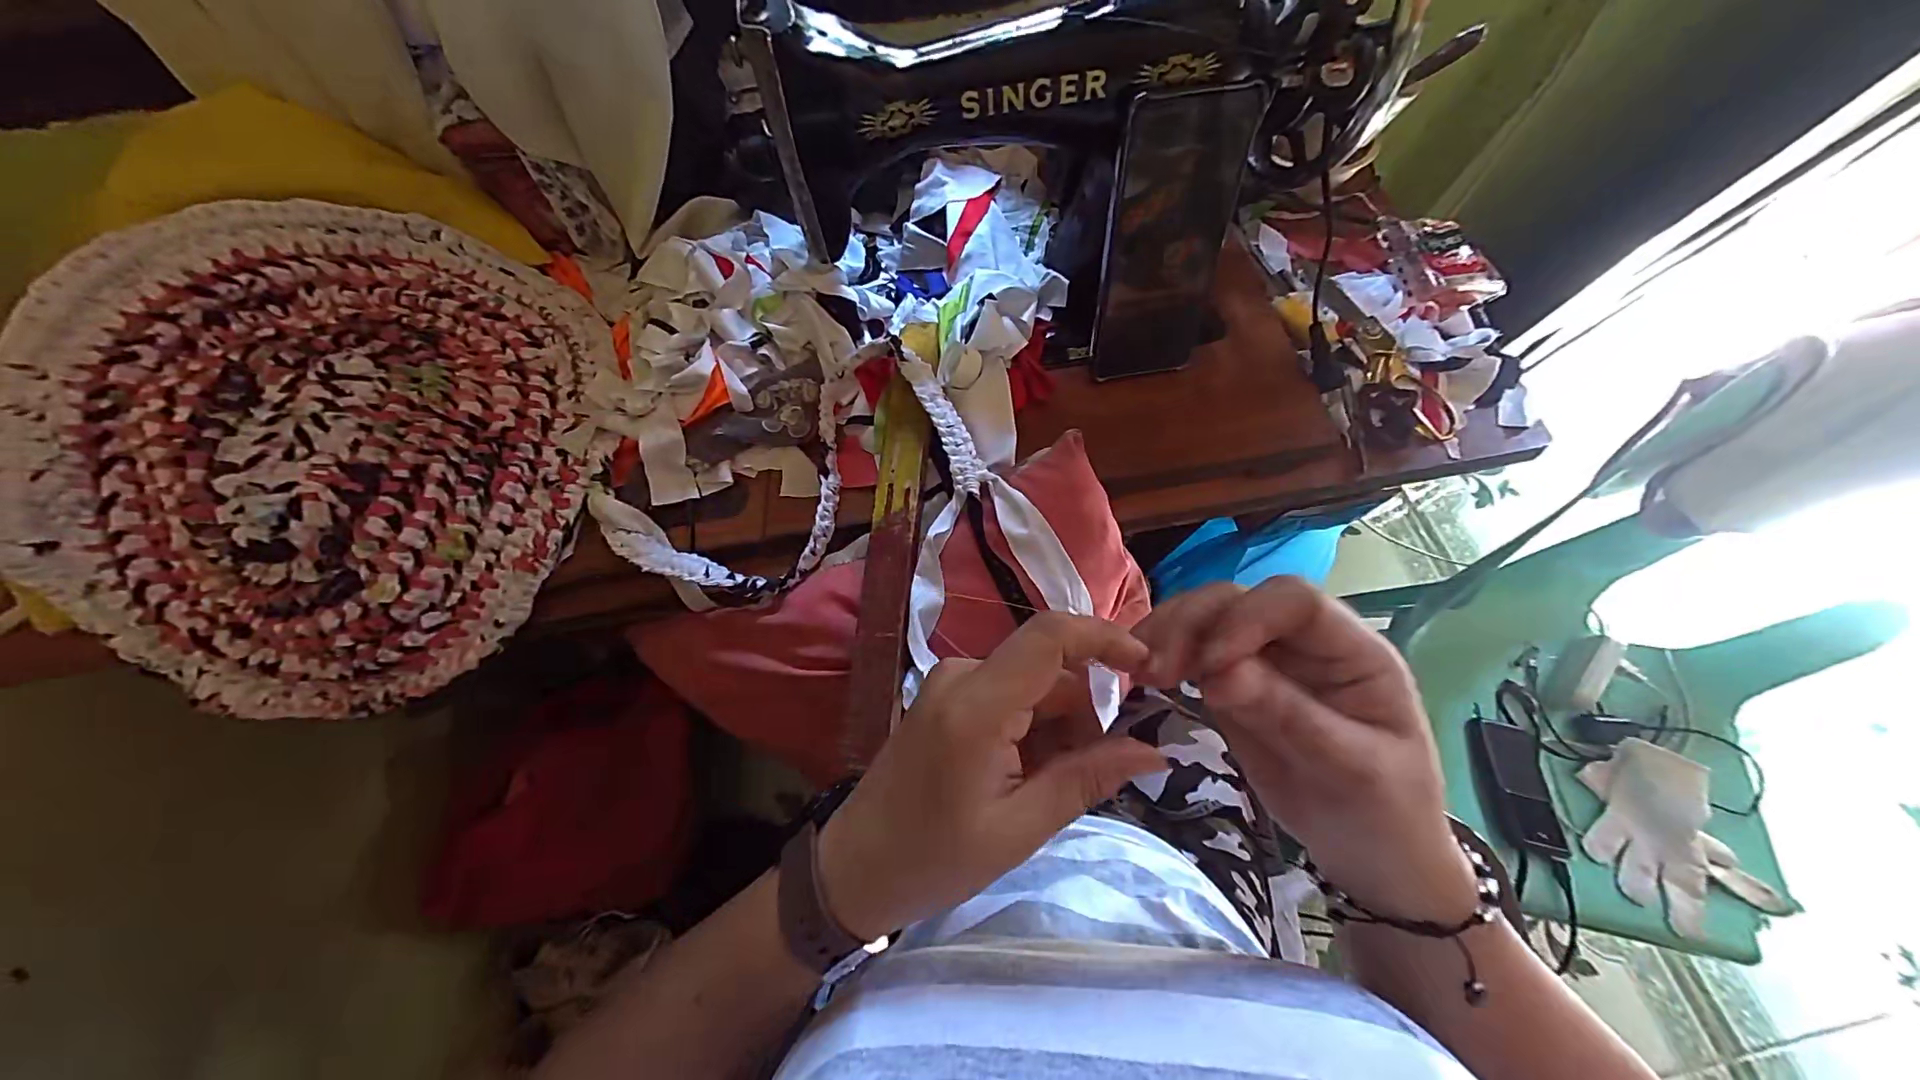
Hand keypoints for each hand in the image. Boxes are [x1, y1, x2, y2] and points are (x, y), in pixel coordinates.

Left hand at [815, 613, 1168, 939]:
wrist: (854, 867)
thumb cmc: (934, 858)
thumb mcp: (1020, 827)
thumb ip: (1086, 778)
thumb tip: (1154, 750)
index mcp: (977, 704)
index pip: (1050, 636)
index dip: (1105, 638)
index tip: (1147, 668)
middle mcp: (961, 676)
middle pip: (1049, 671)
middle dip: (1084, 716)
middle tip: (1087, 778)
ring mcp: (950, 683)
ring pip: (1033, 686)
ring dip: (1058, 728)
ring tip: (1044, 788)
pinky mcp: (946, 696)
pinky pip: (1008, 695)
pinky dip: (1031, 728)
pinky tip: (1021, 775)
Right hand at [1133, 579, 1474, 922]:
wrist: (1376, 861)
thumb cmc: (1384, 815)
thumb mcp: (1350, 770)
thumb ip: (1288, 716)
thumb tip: (1218, 673)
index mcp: (1354, 650)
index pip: (1294, 601)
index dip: (1245, 619)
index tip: (1209, 666)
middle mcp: (1304, 643)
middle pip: (1238, 601)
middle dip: (1191, 624)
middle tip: (1152, 669)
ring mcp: (1266, 662)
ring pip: (1207, 620)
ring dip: (1168, 635)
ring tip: (1137, 671)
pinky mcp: (1233, 687)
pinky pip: (1193, 656)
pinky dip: (1164, 658)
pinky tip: (1142, 676)